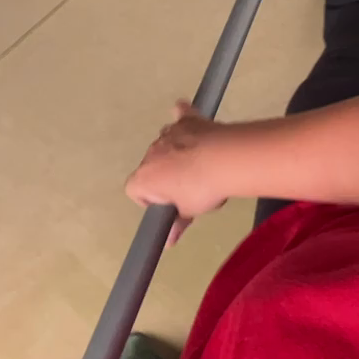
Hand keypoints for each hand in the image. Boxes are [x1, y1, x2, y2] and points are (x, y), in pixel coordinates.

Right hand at [126, 102, 232, 242]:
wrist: (225, 158)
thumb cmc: (202, 190)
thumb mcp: (190, 211)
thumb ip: (177, 223)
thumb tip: (169, 242)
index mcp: (144, 178)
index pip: (134, 190)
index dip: (150, 198)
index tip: (168, 203)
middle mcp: (150, 153)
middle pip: (151, 166)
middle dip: (165, 175)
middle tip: (187, 187)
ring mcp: (168, 133)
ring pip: (165, 143)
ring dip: (175, 152)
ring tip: (198, 163)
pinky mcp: (187, 119)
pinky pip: (181, 115)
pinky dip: (183, 118)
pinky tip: (188, 118)